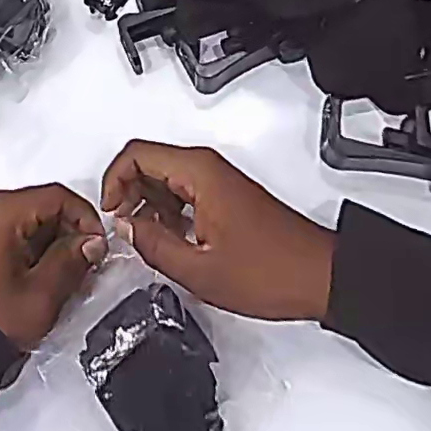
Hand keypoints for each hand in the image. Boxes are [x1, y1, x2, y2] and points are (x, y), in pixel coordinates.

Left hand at [0, 184, 107, 348]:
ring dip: (63, 244)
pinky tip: (54, 277)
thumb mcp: (41, 294)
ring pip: (45, 220)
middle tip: (89, 264)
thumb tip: (93, 242)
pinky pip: (32, 232)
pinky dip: (48, 250)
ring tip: (72, 276)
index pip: (60, 197)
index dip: (86, 219)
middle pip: (53, 206)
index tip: (98, 245)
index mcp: (7, 211)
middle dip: (75, 234)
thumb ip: (73, 261)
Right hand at [101, 140, 334, 321]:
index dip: (113, 181)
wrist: (320, 276)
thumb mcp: (199, 270)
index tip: (110, 212)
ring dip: (147, 203)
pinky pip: (181, 189)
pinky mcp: (223, 192)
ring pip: (163, 175)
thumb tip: (125, 228)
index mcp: (198, 172)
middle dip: (128, 193)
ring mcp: (216, 178)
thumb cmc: (273, 270)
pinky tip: (172, 239)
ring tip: (150, 240)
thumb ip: (152, 245)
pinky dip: (167, 209)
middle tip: (125, 228)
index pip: (136, 154)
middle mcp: (206, 166)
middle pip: (147, 161)